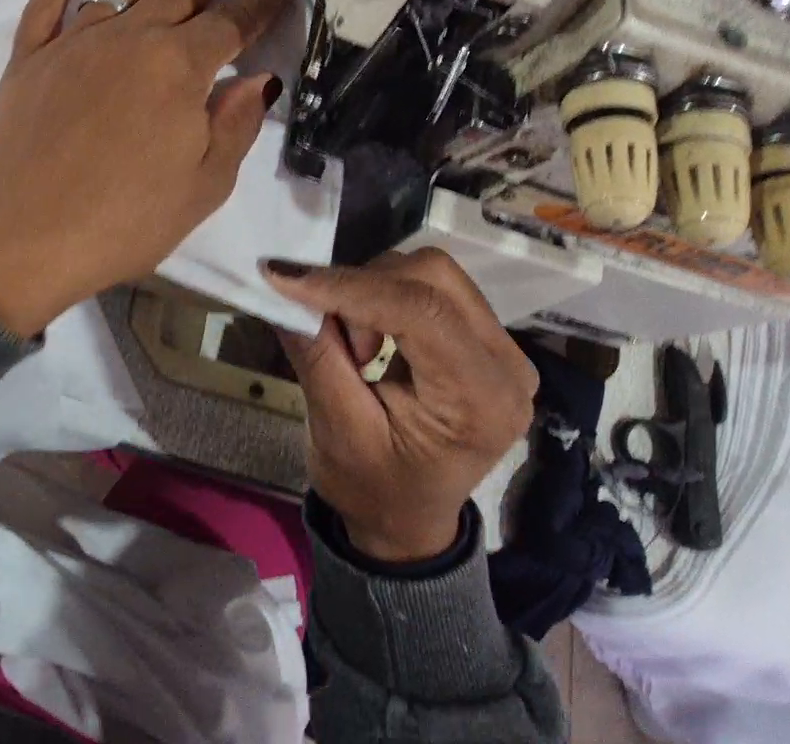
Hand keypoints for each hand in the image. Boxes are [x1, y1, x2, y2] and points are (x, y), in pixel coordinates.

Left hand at [0, 0, 298, 335]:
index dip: (262, 2)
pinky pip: (45, 6)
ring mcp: (73, 44)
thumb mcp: (202, 187)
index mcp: (179, 69)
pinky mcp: (28, 59)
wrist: (27, 237)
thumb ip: (234, 126)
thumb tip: (258, 79)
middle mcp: (129, 40)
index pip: (232, 23)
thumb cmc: (124, 222)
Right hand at [263, 250, 537, 562]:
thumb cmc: (371, 486)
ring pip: (431, 273)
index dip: (347, 286)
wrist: (405, 516)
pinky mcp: (485, 338)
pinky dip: (384, 295)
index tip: (281, 278)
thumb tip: (284, 290)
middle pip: (433, 278)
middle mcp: (508, 365)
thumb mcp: (336, 430)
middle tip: (330, 334)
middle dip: (363, 288)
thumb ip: (317, 355)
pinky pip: (432, 287)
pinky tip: (370, 336)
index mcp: (480, 400)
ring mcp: (504, 349)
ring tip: (354, 346)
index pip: (420, 312)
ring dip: (373, 290)